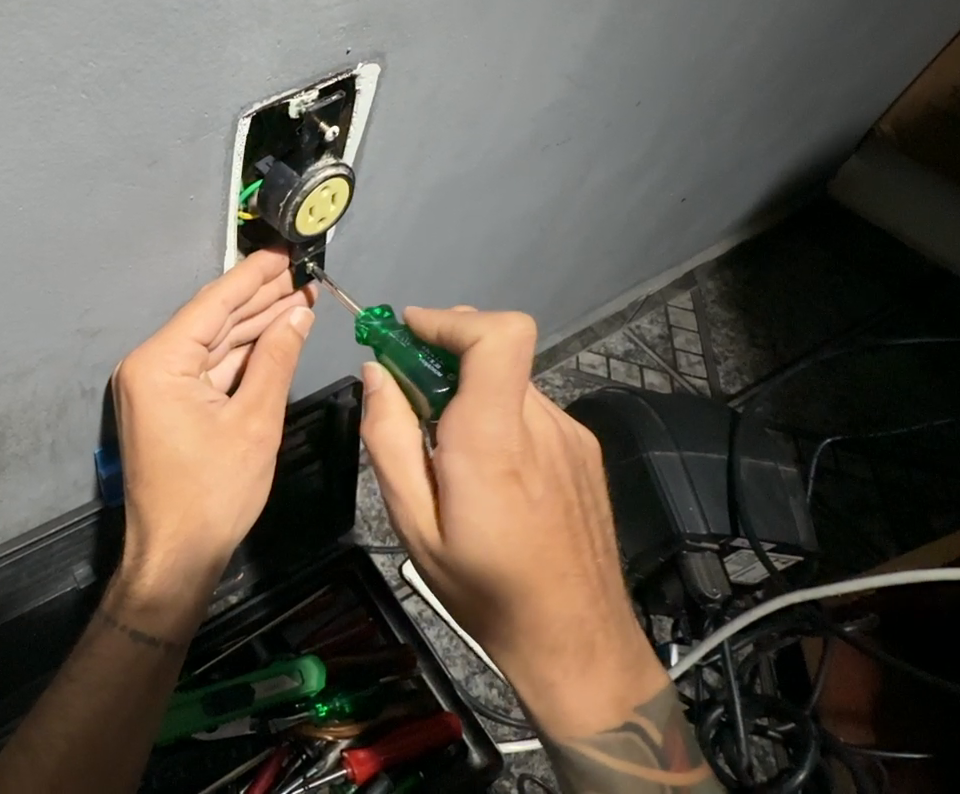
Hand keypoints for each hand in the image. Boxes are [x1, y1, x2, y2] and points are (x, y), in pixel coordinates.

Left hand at [111, 250, 315, 591]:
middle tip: (302, 273)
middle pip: (212, 321)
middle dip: (259, 300)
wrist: (176, 556)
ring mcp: (157, 385)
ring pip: (214, 344)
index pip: (212, 305)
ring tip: (299, 297)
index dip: (252, 277)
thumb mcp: (255, 422)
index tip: (283, 252)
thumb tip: (298, 313)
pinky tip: (275, 334)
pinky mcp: (169, 404)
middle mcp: (150, 365)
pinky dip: (242, 356)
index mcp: (159, 362)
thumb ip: (276, 359)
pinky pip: (210, 369)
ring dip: (255, 325)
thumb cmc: (213, 493)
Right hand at [360, 307, 667, 738]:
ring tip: (443, 443)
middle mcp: (540, 424)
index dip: (449, 320)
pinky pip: (529, 407)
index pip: (497, 336)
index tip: (406, 332)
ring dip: (468, 386)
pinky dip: (496, 411)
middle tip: (405, 386)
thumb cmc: (483, 586)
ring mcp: (570, 436)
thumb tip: (376, 374)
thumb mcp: (413, 522)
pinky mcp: (583, 451)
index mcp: (493, 440)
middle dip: (443, 350)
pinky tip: (486, 467)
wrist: (575, 639)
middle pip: (496, 349)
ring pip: (509, 378)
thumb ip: (389, 439)